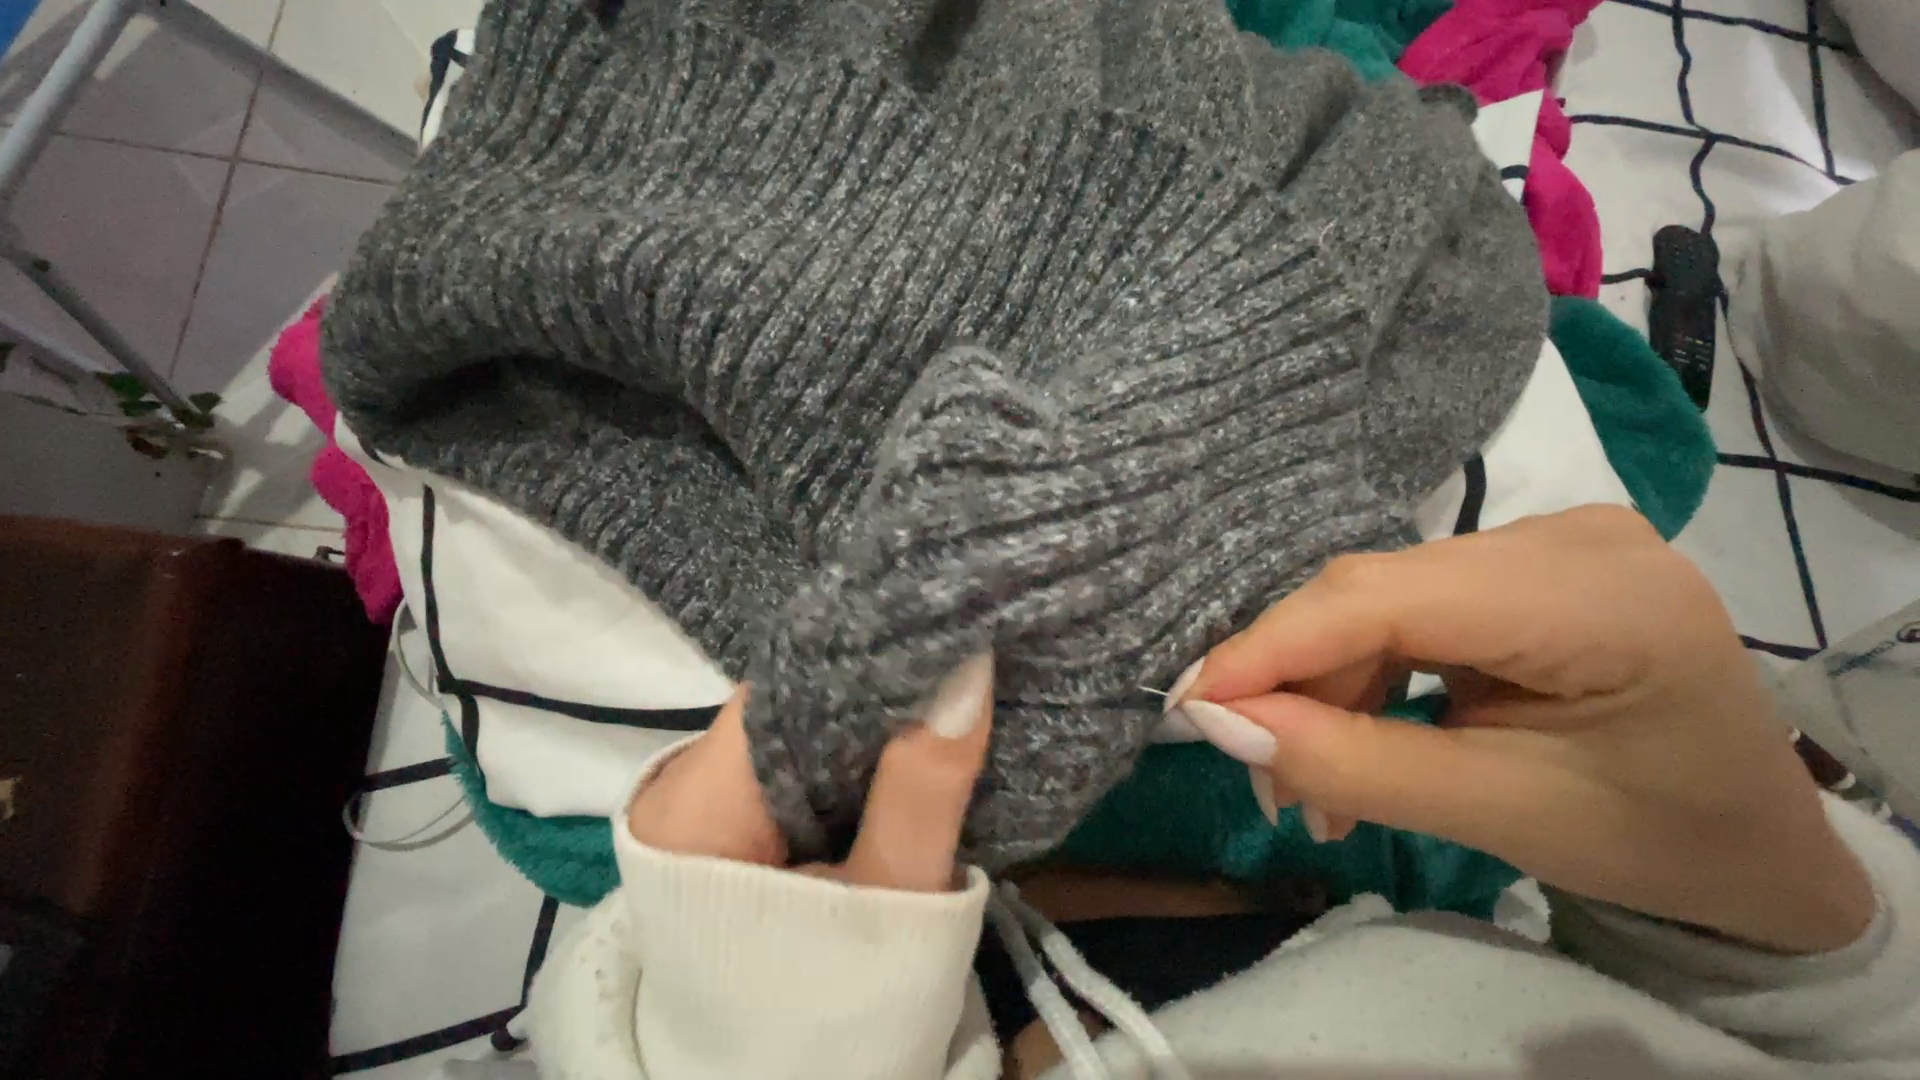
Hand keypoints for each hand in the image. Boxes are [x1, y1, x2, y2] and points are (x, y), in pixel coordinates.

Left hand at [627, 655, 994, 891]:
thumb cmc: (836, 1012)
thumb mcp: (894, 905)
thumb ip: (923, 793)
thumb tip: (965, 671)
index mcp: (695, 804)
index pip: (779, 691)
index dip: (862, 662)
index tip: (938, 642)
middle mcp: (681, 791)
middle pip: (788, 706)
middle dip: (870, 694)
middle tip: (954, 670)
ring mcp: (698, 807)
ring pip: (795, 731)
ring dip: (863, 725)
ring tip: (938, 699)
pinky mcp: (727, 825)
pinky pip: (794, 764)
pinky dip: (847, 759)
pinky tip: (899, 751)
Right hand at [1171, 506, 1875, 952]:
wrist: (1751, 843)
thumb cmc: (1650, 839)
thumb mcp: (1496, 814)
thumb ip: (1352, 764)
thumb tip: (1217, 723)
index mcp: (1595, 598)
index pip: (1386, 597)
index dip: (1272, 645)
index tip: (1189, 702)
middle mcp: (1563, 538)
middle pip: (1373, 597)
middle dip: (1299, 686)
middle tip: (1265, 775)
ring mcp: (1542, 541)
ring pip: (1376, 604)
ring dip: (1326, 690)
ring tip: (1317, 787)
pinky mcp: (1517, 564)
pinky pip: (1402, 610)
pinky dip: (1361, 676)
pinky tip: (1355, 737)